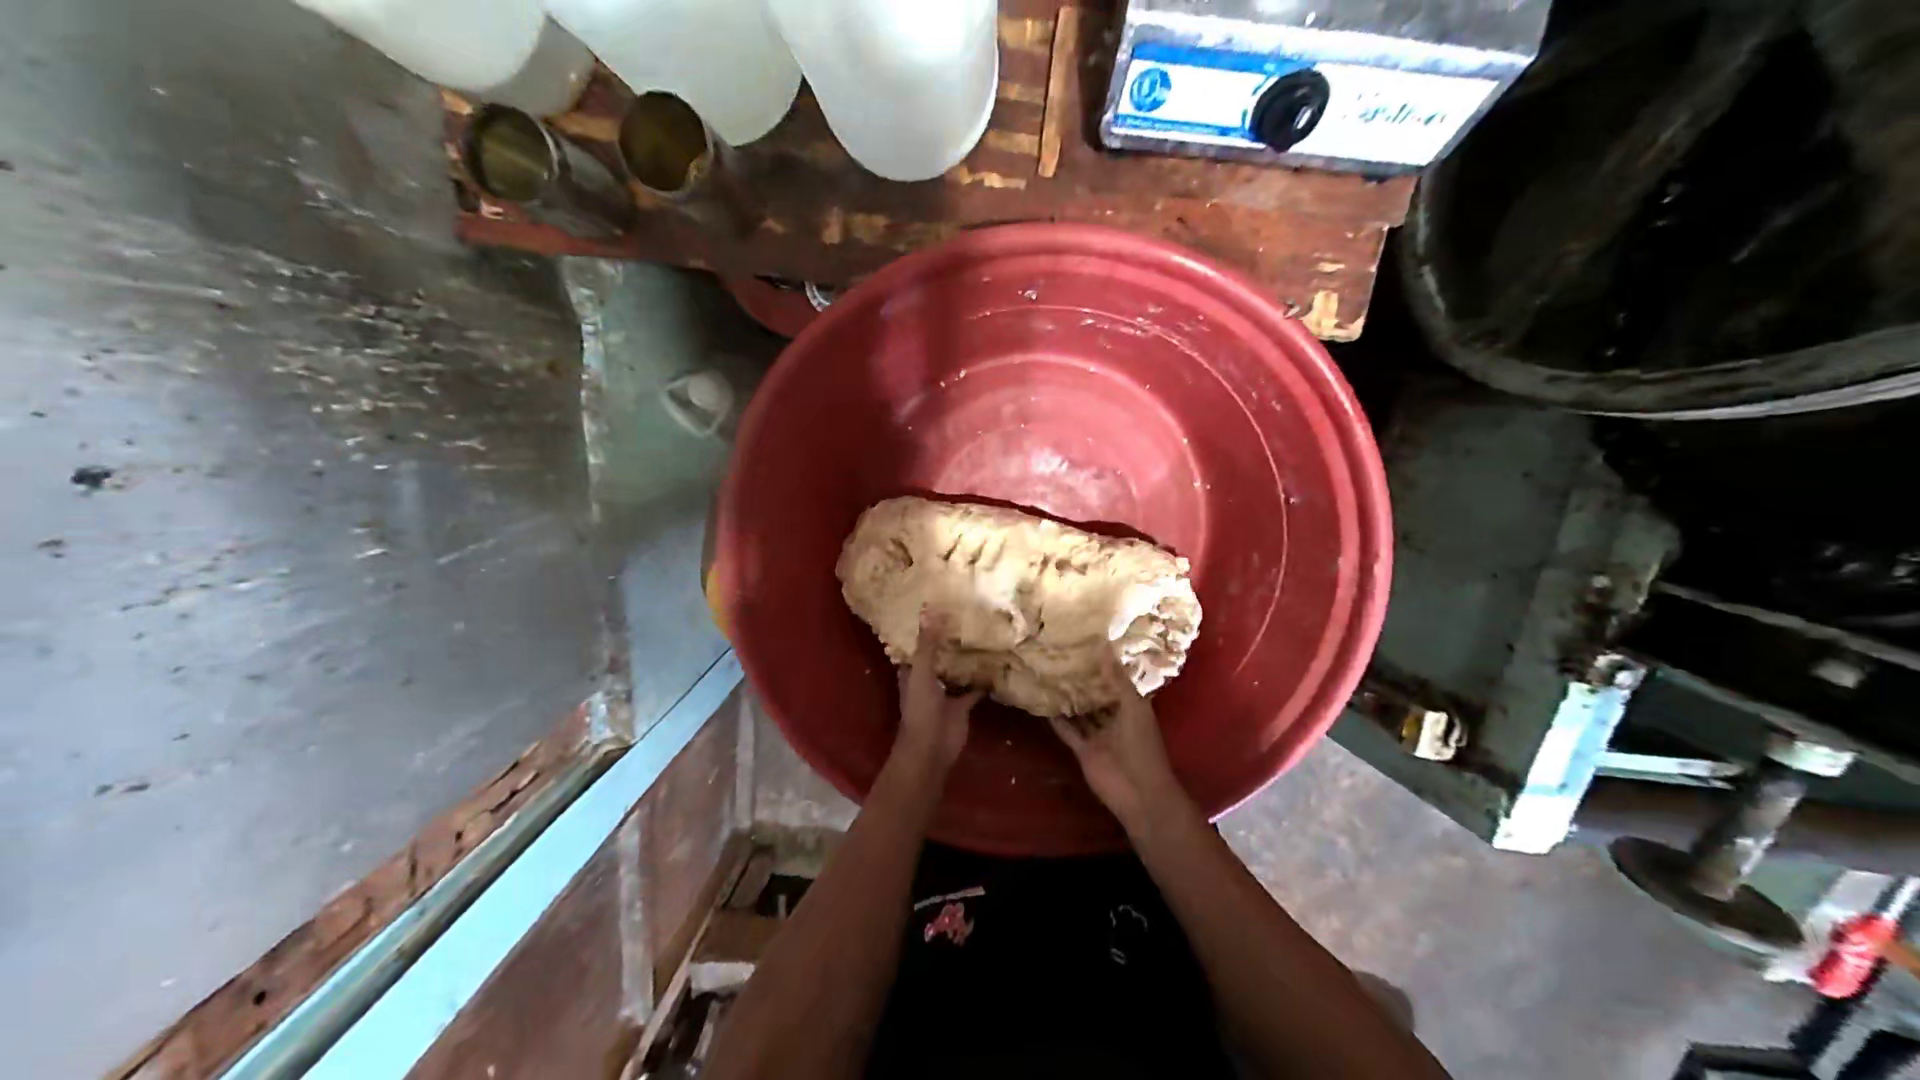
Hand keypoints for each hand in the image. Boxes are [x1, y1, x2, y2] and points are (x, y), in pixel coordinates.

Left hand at [893, 612, 982, 775]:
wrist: (932, 747)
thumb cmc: (920, 709)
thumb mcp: (921, 672)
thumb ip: (926, 644)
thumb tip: (927, 610)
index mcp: (912, 672)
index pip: (916, 647)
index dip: (923, 632)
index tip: (937, 612)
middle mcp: (927, 681)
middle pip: (938, 658)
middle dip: (948, 644)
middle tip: (966, 619)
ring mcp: (945, 694)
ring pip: (956, 673)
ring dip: (966, 661)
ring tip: (983, 636)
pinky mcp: (962, 707)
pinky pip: (973, 690)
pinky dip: (983, 682)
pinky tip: (996, 666)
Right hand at [1049, 655, 1185, 828]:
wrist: (1138, 792)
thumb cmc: (1141, 746)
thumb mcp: (1133, 707)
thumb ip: (1118, 679)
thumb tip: (1105, 647)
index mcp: (1131, 707)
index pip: (1115, 682)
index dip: (1103, 667)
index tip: (1085, 646)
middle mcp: (1114, 718)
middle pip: (1096, 697)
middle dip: (1082, 681)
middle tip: (1060, 657)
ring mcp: (1097, 736)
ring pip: (1081, 713)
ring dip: (1068, 699)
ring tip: (1048, 675)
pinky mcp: (1083, 750)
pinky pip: (1068, 732)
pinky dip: (1057, 721)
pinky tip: (1043, 704)